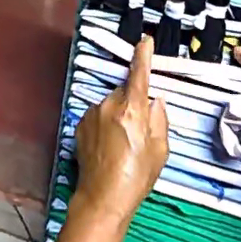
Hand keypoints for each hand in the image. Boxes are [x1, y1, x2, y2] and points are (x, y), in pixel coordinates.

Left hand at [75, 38, 168, 224]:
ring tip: (122, 144)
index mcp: (132, 110)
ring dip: (118, 115)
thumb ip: (159, 119)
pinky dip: (105, 124)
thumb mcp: (159, 150)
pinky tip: (109, 146)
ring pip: (111, 104)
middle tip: (139, 131)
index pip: (139, 74)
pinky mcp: (80, 125)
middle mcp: (109, 106)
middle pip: (125, 92)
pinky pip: (98, 116)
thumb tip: (155, 101)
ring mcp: (92, 115)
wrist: (101, 200)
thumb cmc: (135, 177)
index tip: (145, 42)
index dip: (143, 56)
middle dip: (133, 104)